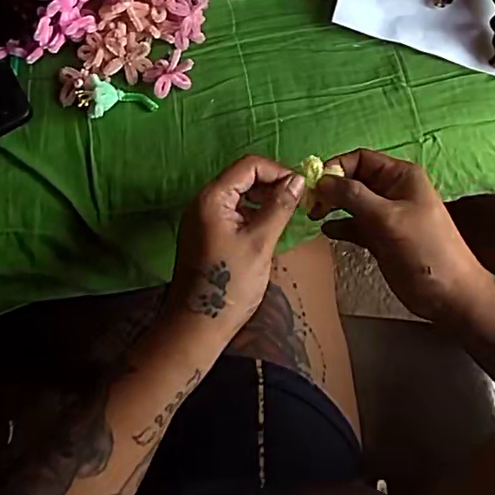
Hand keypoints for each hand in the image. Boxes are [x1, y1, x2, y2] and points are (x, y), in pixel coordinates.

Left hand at [166, 156, 303, 337]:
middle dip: (271, 183)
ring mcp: (201, 217)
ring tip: (285, 213)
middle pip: (242, 176)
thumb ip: (280, 207)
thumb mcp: (260, 243)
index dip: (277, 172)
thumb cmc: (229, 284)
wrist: (196, 328)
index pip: (249, 166)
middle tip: (296, 200)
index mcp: (212, 198)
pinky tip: (268, 226)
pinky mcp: (205, 231)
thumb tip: (298, 180)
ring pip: (238, 192)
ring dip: (263, 197)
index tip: (299, 188)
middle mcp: (203, 201)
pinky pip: (232, 209)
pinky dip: (252, 211)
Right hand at [310, 150, 488, 321]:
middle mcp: (392, 191)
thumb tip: (323, 180)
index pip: (361, 159)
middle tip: (311, 203)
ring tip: (313, 215)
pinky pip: (354, 225)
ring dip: (332, 206)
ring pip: (351, 202)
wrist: (452, 296)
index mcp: (400, 176)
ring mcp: (385, 215)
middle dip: (331, 187)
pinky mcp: (380, 238)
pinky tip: (326, 230)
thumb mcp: (389, 219)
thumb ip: (355, 197)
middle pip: (353, 179)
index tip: (315, 184)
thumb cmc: (426, 250)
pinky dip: (339, 225)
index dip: (337, 167)